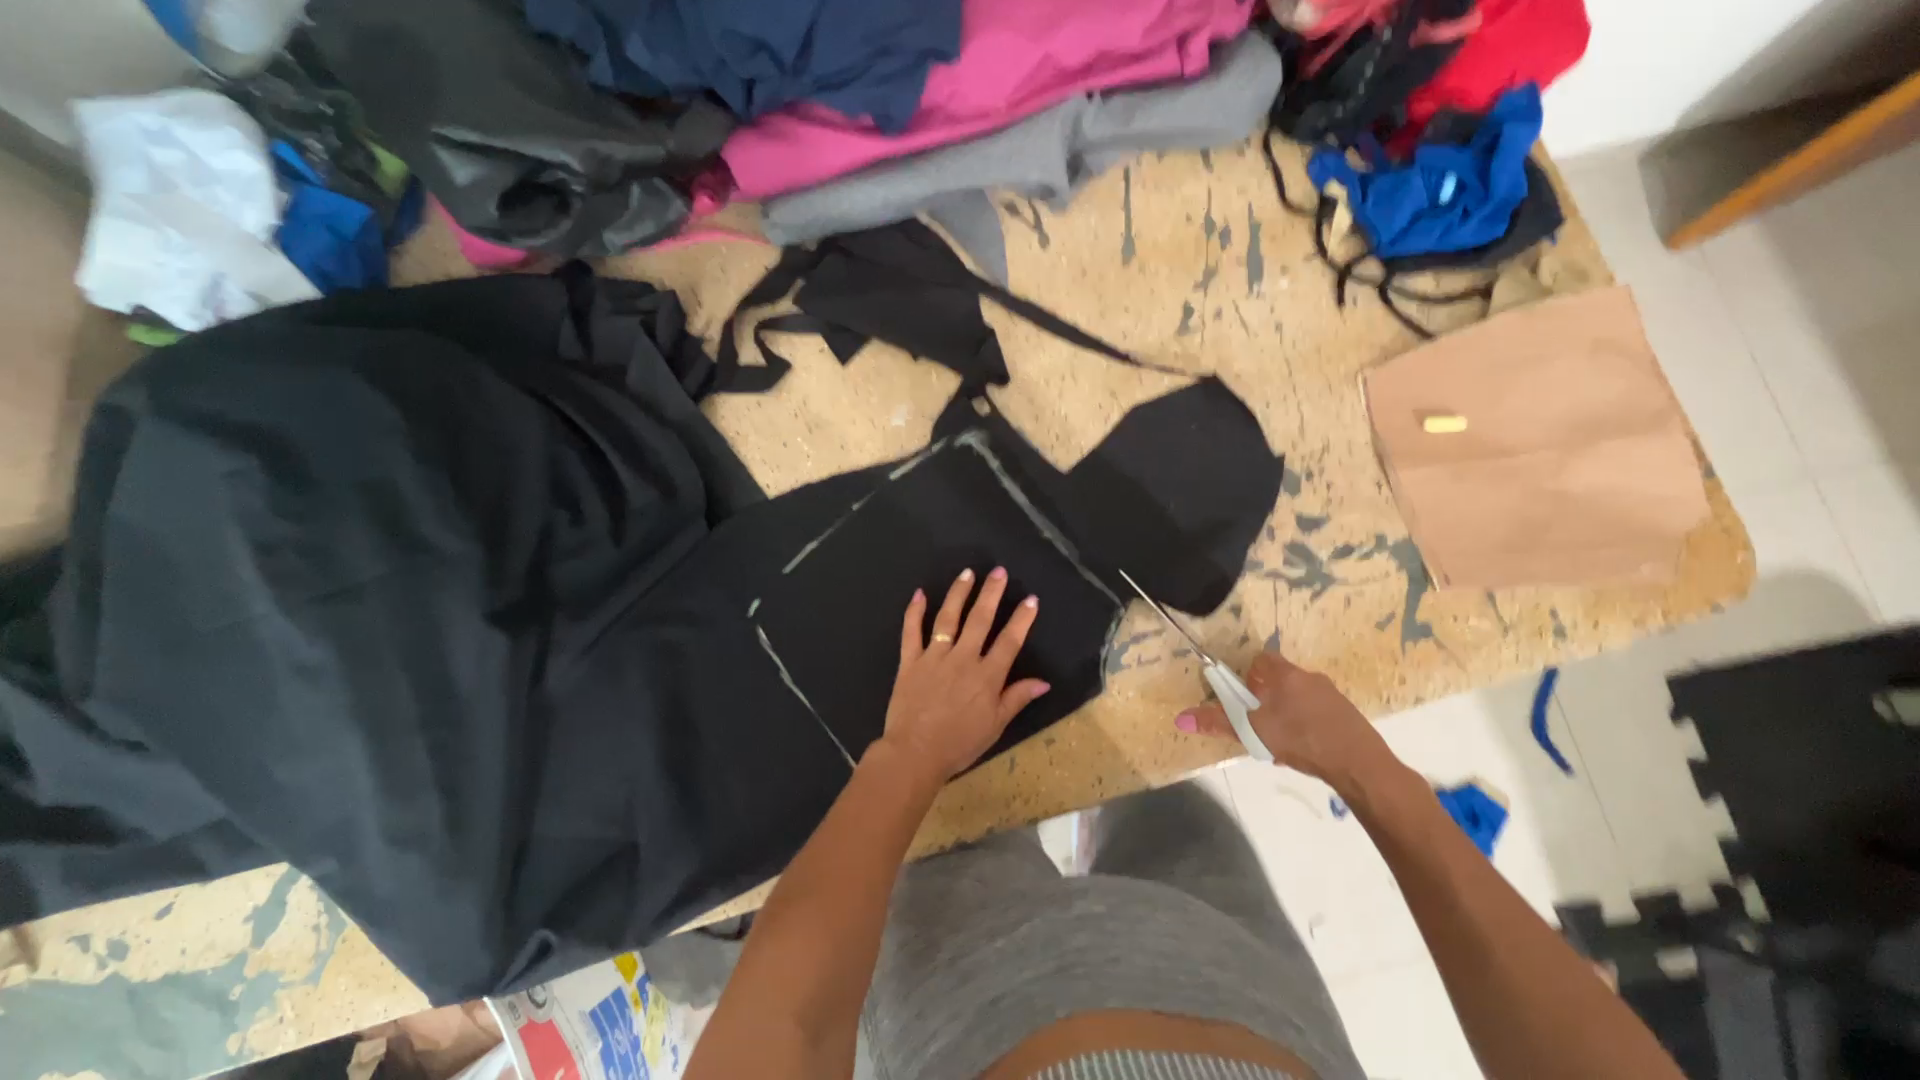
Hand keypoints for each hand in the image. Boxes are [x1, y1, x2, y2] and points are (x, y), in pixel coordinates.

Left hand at [874, 567, 1048, 783]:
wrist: (915, 753)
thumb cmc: (959, 744)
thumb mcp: (995, 726)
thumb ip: (1016, 698)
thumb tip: (1043, 682)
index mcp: (987, 676)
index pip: (1009, 641)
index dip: (1021, 619)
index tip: (1030, 599)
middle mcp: (963, 659)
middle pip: (980, 620)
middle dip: (991, 593)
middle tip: (998, 571)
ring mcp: (934, 657)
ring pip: (948, 618)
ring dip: (958, 594)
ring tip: (967, 573)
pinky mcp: (910, 662)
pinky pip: (912, 632)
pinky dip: (914, 612)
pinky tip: (919, 594)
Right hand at [1174, 651, 1394, 787]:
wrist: (1357, 762)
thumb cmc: (1299, 739)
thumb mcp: (1252, 732)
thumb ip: (1217, 723)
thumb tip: (1180, 718)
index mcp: (1285, 675)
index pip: (1262, 660)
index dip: (1249, 678)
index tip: (1245, 701)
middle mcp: (1309, 677)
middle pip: (1280, 681)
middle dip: (1267, 702)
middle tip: (1259, 727)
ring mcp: (1332, 695)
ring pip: (1299, 700)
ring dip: (1286, 716)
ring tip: (1281, 746)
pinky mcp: (1347, 714)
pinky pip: (1317, 714)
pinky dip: (1307, 728)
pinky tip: (1304, 753)